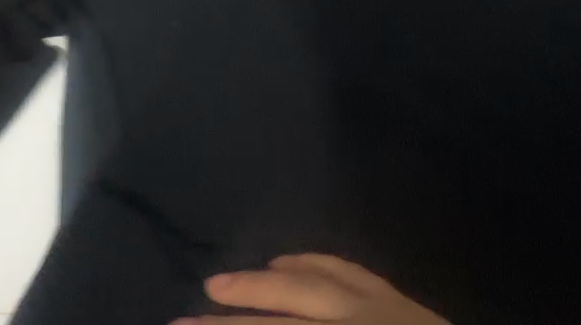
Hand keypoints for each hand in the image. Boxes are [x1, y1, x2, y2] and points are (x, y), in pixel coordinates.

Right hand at [176, 254, 451, 324]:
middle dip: (239, 298)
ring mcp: (376, 299)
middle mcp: (351, 313)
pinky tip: (302, 262)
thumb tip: (270, 323)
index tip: (184, 323)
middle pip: (284, 300)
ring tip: (234, 278)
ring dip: (271, 276)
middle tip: (196, 297)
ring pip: (312, 276)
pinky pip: (346, 268)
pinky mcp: (395, 295)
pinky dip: (315, 262)